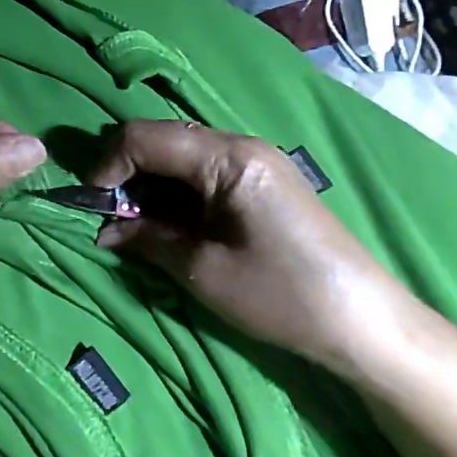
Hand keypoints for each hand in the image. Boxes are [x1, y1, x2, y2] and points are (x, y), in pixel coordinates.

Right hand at [91, 121, 413, 362]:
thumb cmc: (281, 294)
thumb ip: (147, 239)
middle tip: (115, 224)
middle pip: (162, 140)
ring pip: (181, 156)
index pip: (144, 136)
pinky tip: (172, 228)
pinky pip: (204, 173)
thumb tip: (105, 231)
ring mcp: (256, 160)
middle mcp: (241, 144)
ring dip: (151, 187)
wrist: (363, 320)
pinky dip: (177, 195)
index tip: (93, 208)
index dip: (107, 167)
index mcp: (228, 157)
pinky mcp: (263, 181)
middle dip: (128, 176)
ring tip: (140, 231)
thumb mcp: (202, 271)